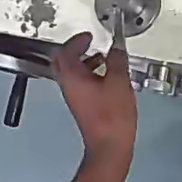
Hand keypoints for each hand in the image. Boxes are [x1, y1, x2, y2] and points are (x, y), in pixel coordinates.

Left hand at [50, 32, 136, 172]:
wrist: (109, 146)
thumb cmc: (112, 116)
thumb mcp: (119, 81)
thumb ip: (117, 60)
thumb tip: (116, 48)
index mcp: (72, 76)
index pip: (66, 50)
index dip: (77, 40)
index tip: (88, 36)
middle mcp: (68, 86)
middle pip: (63, 61)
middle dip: (75, 49)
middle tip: (88, 43)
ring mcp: (73, 97)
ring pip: (71, 72)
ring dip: (84, 61)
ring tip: (102, 58)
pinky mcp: (81, 106)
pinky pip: (79, 83)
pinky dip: (89, 73)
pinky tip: (106, 77)